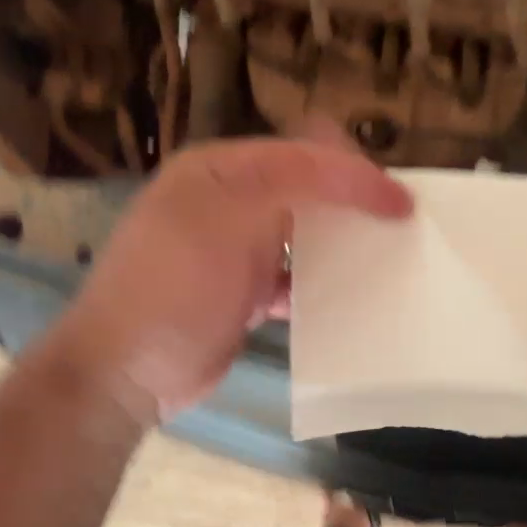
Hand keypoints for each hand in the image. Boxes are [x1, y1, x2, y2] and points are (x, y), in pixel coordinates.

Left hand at [42, 137, 411, 425]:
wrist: (123, 373)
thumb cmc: (176, 286)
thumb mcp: (234, 218)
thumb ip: (297, 184)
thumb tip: (363, 183)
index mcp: (220, 170)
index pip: (303, 154)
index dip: (356, 173)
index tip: (403, 204)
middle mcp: (229, 201)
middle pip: (308, 187)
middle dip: (355, 201)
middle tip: (401, 225)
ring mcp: (235, 249)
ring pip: (305, 232)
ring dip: (344, 242)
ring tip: (389, 257)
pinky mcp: (244, 293)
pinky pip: (296, 277)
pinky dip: (324, 284)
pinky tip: (354, 298)